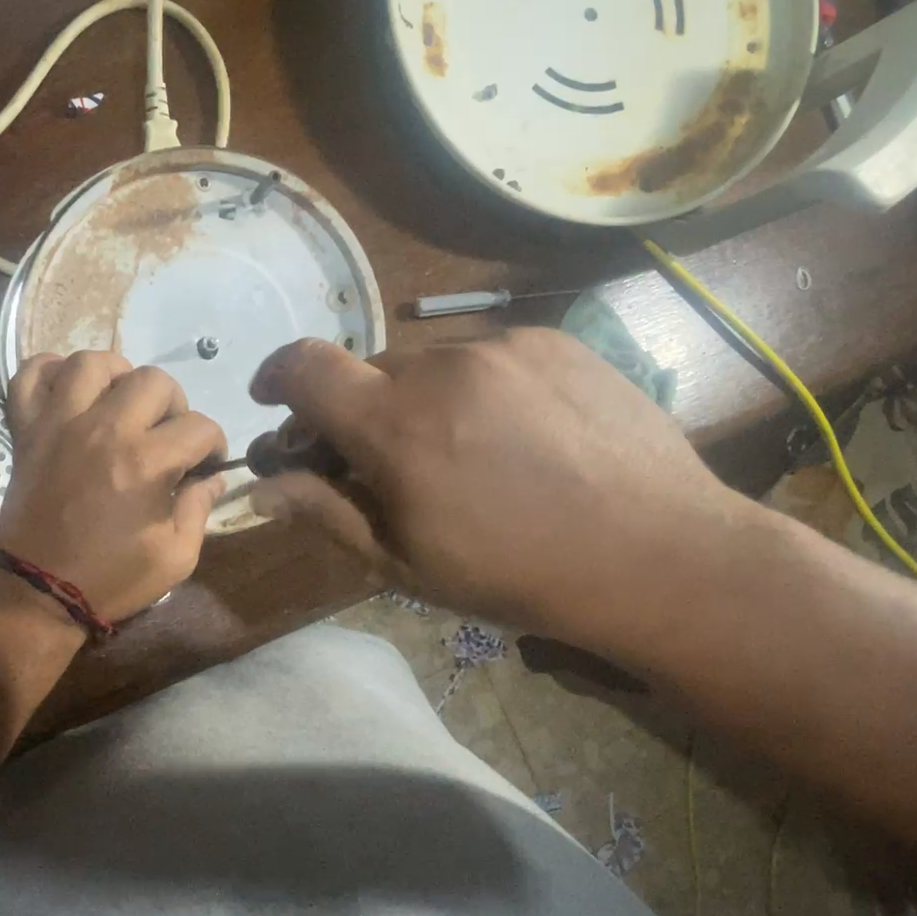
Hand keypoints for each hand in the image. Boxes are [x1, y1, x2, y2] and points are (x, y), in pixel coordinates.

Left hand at [0, 351, 228, 622]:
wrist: (40, 594)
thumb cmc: (112, 580)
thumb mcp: (175, 557)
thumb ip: (199, 510)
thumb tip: (212, 479)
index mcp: (145, 462)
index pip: (199, 426)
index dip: (213, 445)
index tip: (205, 464)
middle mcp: (103, 430)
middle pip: (152, 380)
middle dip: (174, 404)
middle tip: (167, 434)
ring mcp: (58, 425)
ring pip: (91, 363)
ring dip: (116, 376)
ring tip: (120, 403)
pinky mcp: (26, 431)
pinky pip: (28, 376)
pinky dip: (48, 372)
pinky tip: (67, 390)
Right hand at [247, 331, 752, 641]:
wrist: (657, 553)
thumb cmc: (514, 574)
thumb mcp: (403, 562)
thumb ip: (324, 512)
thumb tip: (260, 487)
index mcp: (395, 426)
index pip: (306, 366)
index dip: (276, 376)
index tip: (275, 402)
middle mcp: (441, 367)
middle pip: (366, 371)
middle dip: (354, 411)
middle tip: (378, 460)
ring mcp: (503, 346)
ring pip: (426, 364)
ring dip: (416, 401)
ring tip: (459, 454)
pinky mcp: (552, 341)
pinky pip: (483, 356)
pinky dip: (472, 389)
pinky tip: (510, 436)